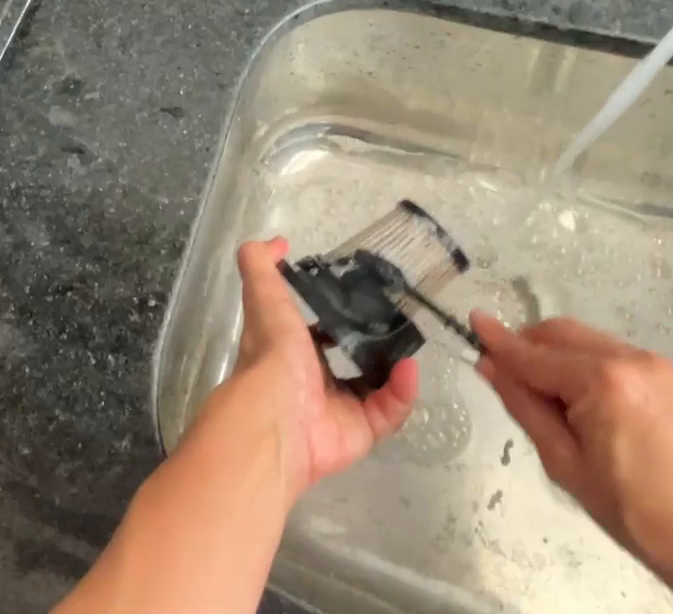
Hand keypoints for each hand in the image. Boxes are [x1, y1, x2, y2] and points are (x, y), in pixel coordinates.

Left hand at [221, 238, 418, 506]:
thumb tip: (277, 241)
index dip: (331, 313)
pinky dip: (402, 392)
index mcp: (286, 347)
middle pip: (346, 358)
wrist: (277, 415)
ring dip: (394, 368)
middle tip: (397, 322)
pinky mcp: (359, 431)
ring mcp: (335, 406)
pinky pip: (388, 411)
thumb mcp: (263, 295)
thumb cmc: (271, 350)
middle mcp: (310, 377)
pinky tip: (410, 371)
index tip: (357, 295)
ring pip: (374, 387)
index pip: (312, 329)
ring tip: (411, 346)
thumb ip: (261, 264)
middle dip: (370, 342)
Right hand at [470, 313, 672, 613]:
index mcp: (602, 380)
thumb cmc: (646, 520)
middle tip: (507, 381)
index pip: (531, 352)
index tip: (470, 321)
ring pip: (588, 344)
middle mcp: (632, 360)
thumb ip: (526, 408)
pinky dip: (589, 370)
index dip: (497, 341)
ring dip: (559, 360)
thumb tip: (492, 368)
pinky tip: (591, 411)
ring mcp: (662, 369)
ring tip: (554, 408)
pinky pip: (616, 360)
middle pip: (560, 334)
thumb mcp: (568, 467)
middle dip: (528, 348)